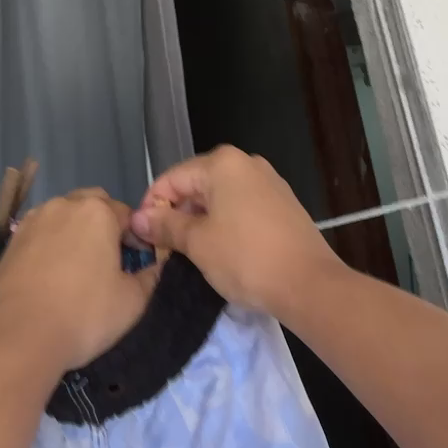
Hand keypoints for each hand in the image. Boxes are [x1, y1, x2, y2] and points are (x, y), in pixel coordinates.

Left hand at [0, 188, 159, 375]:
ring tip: (78, 267)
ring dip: (76, 230)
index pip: (128, 215)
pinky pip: (41, 231)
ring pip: (64, 215)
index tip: (137, 262)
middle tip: (108, 260)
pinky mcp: (12, 239)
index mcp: (98, 212)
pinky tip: (51, 272)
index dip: (136, 238)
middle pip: (93, 205)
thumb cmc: (83, 315)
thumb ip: (150, 278)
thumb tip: (156, 267)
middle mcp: (65, 205)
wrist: (17, 336)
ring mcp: (34, 219)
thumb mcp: (131, 302)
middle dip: (105, 225)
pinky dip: (51, 243)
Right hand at [130, 146, 342, 317]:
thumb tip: (138, 219)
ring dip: (199, 222)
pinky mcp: (282, 203)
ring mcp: (268, 182)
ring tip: (190, 254)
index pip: (171, 179)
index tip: (142, 239)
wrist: (309, 284)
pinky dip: (225, 224)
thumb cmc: (246, 258)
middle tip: (164, 250)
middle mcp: (246, 163)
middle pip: (195, 185)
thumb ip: (164, 226)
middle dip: (176, 215)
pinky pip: (241, 206)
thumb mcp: (197, 243)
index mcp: (222, 163)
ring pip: (219, 197)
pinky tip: (221, 251)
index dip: (151, 208)